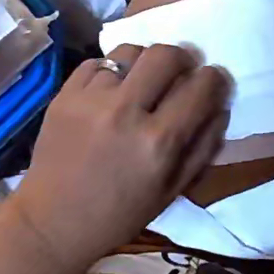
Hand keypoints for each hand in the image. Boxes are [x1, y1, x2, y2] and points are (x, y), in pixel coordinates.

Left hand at [6, 44, 228, 259]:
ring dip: (144, 63)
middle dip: (183, 58)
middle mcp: (125, 112)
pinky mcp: (63, 95)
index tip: (210, 83)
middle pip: (165, 54)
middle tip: (180, 73)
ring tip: (142, 82)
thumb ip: (203, 146)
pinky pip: (95, 63)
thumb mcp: (172, 190)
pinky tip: (111, 90)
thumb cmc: (119, 215)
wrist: (53, 220)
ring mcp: (90, 99)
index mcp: (158, 142)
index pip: (201, 85)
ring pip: (129, 52)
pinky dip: (110, 72)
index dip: (214, 79)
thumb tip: (220, 105)